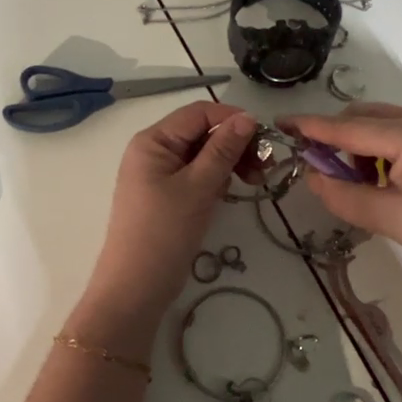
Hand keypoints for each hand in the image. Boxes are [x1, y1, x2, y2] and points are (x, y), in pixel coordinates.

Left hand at [81, 101, 254, 327]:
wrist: (136, 288)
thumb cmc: (164, 233)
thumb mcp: (199, 187)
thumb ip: (223, 149)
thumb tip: (247, 117)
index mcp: (153, 140)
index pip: (199, 113)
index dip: (233, 119)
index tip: (265, 139)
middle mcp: (153, 150)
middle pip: (201, 132)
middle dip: (234, 144)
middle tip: (263, 168)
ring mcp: (158, 174)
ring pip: (201, 154)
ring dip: (228, 162)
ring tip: (251, 182)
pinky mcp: (166, 195)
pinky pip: (196, 175)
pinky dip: (215, 179)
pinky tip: (229, 194)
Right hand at [280, 103, 401, 277]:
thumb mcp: (387, 218)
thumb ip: (342, 195)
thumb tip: (311, 176)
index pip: (345, 127)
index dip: (310, 127)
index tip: (280, 124)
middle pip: (362, 116)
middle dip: (336, 139)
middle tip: (323, 172)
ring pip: (380, 121)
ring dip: (359, 144)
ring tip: (360, 183)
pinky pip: (400, 129)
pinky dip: (381, 146)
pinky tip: (385, 178)